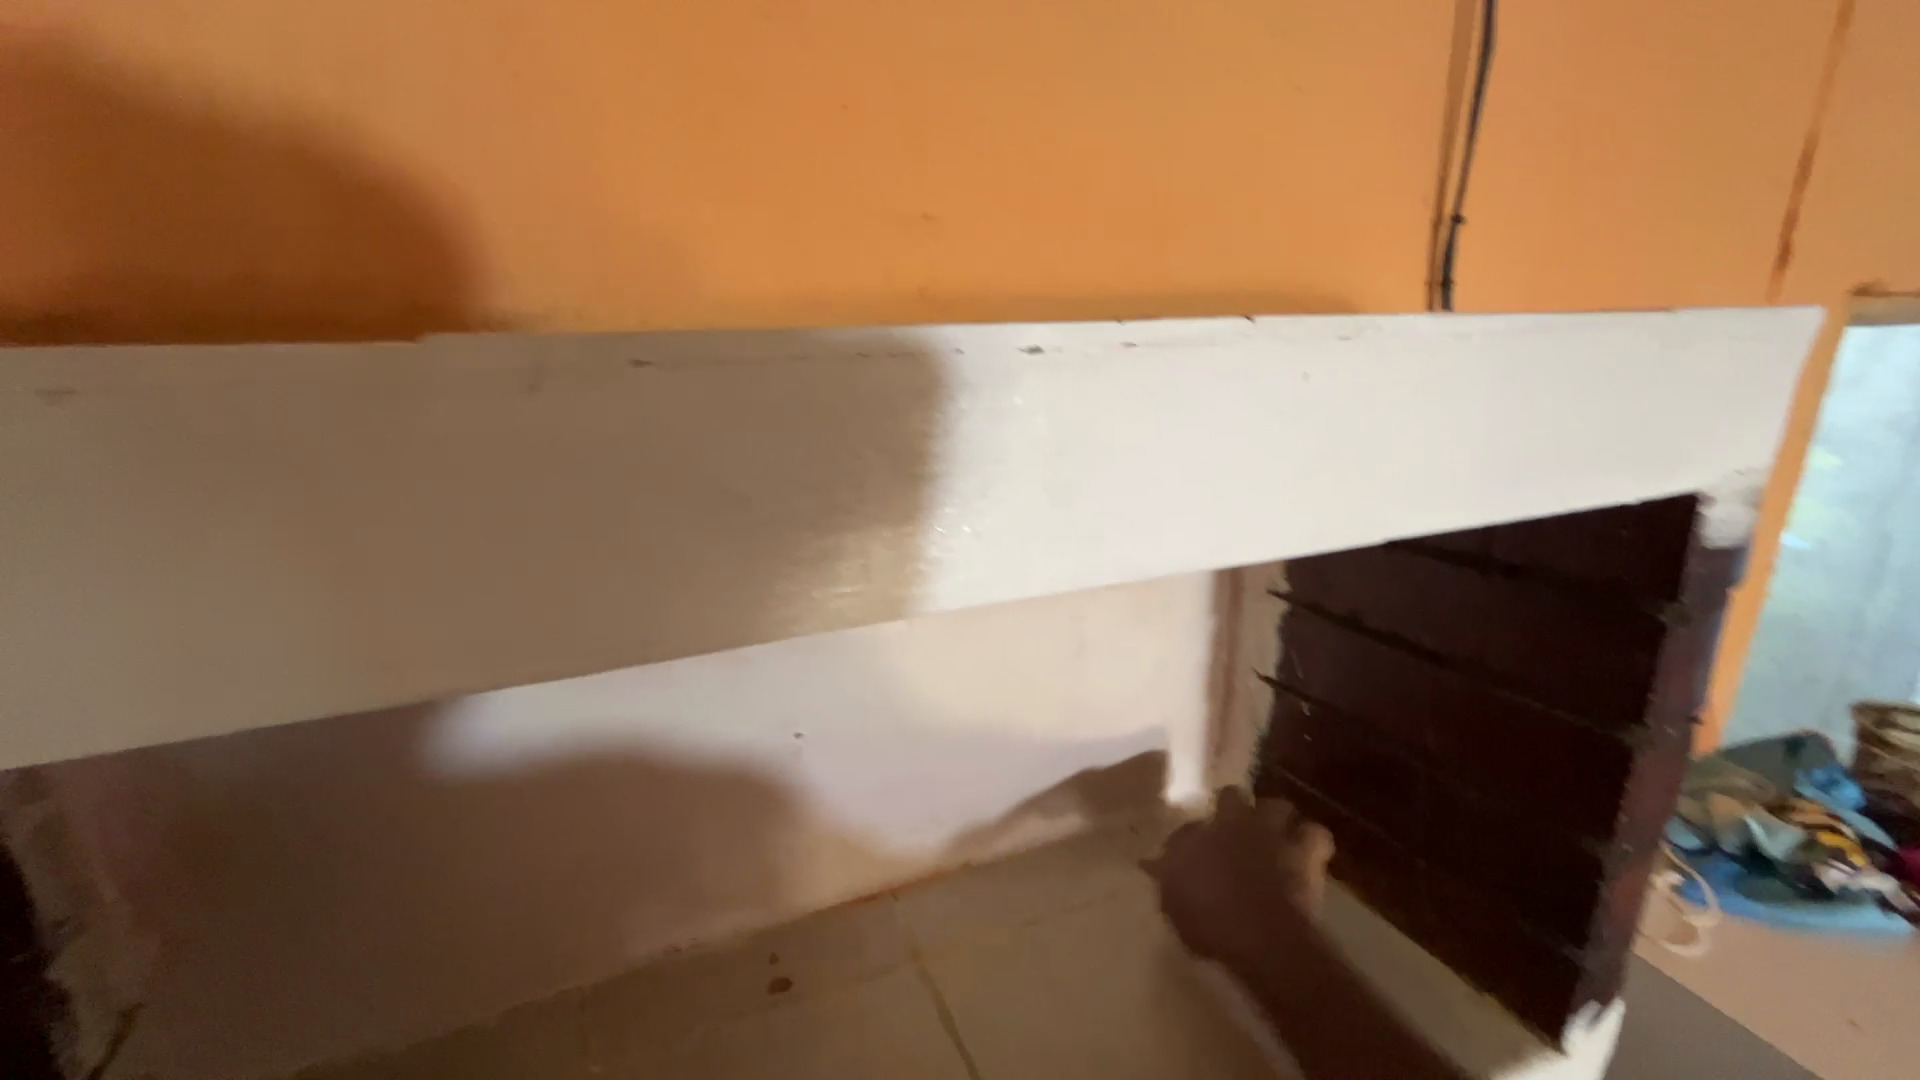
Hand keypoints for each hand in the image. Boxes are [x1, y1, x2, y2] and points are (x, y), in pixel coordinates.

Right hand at [1142, 788, 1334, 962]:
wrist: (1263, 936)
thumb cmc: (1209, 920)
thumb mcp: (1173, 903)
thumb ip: (1166, 878)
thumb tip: (1150, 862)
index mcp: (1199, 832)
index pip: (1190, 824)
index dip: (1192, 835)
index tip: (1191, 849)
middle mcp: (1233, 822)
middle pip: (1232, 797)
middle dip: (1233, 807)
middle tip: (1233, 830)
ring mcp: (1272, 833)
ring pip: (1276, 806)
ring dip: (1274, 817)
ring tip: (1273, 835)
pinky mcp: (1307, 851)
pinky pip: (1315, 835)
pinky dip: (1310, 840)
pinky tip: (1307, 853)